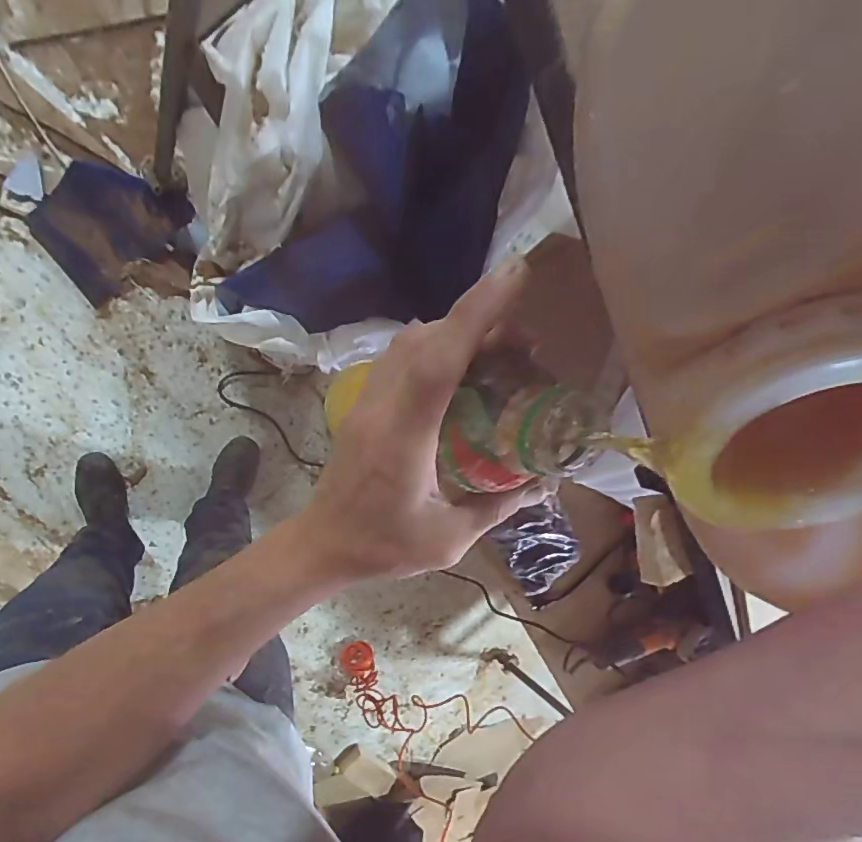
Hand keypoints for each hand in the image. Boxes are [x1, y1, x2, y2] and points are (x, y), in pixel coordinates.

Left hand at [292, 260, 545, 580]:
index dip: (477, 314)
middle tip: (525, 339)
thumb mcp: (448, 538)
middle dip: (476, 322)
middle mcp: (381, 407)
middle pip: (426, 341)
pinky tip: (457, 372)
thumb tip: (540, 484)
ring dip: (451, 334)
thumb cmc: (382, 547)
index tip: (514, 275)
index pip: (439, 361)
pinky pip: (397, 362)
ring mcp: (366, 404)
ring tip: (496, 351)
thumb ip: (497, 507)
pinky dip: (431, 351)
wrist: (322, 545)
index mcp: (404, 436)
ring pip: (407, 346)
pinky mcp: (361, 409)